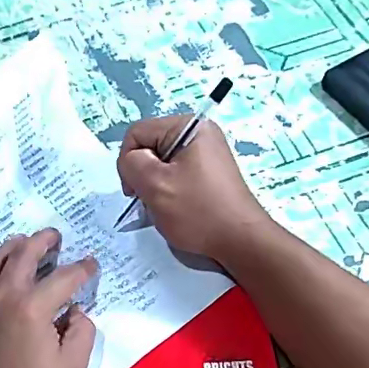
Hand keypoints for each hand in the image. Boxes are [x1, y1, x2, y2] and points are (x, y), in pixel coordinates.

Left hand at [0, 229, 97, 367]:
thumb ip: (81, 333)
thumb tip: (76, 312)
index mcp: (32, 308)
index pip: (64, 277)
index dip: (83, 270)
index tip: (93, 266)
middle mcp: (3, 296)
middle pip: (23, 255)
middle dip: (43, 241)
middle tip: (55, 236)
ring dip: (13, 247)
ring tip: (25, 242)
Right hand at [118, 116, 276, 263]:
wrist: (240, 241)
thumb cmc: (197, 212)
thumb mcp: (155, 184)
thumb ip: (132, 163)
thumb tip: (132, 162)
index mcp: (189, 126)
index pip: (137, 133)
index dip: (128, 162)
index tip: (136, 191)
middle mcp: (200, 134)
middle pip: (150, 147)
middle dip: (144, 175)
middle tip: (152, 201)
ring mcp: (207, 155)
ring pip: (162, 165)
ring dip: (156, 187)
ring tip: (167, 208)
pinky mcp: (210, 174)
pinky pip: (177, 176)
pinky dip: (170, 193)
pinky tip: (178, 210)